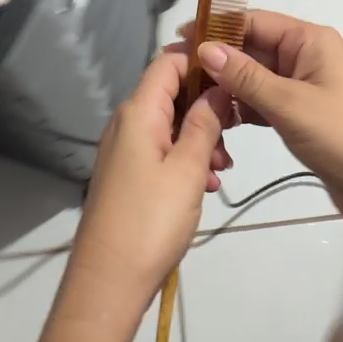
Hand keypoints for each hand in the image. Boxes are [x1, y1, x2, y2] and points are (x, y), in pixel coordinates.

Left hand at [42, 51, 228, 341]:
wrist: (107, 282)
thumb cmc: (150, 220)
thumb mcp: (188, 170)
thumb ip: (204, 124)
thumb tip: (218, 87)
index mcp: (138, 111)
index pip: (168, 63)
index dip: (200, 60)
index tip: (234, 72)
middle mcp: (127, 122)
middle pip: (171, 93)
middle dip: (206, 106)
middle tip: (235, 132)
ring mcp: (125, 148)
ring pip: (170, 124)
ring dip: (200, 137)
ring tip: (222, 167)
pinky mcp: (127, 173)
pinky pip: (161, 149)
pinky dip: (186, 158)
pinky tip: (206, 183)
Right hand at [189, 10, 342, 222]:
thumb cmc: (339, 135)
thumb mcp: (287, 103)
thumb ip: (244, 76)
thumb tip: (205, 48)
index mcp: (309, 40)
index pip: (254, 21)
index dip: (217, 26)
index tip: (181, 36)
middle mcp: (305, 54)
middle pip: (253, 47)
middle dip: (218, 58)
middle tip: (178, 70)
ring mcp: (303, 84)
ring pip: (255, 75)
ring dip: (228, 85)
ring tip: (190, 94)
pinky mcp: (300, 111)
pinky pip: (263, 99)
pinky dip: (243, 106)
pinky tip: (217, 117)